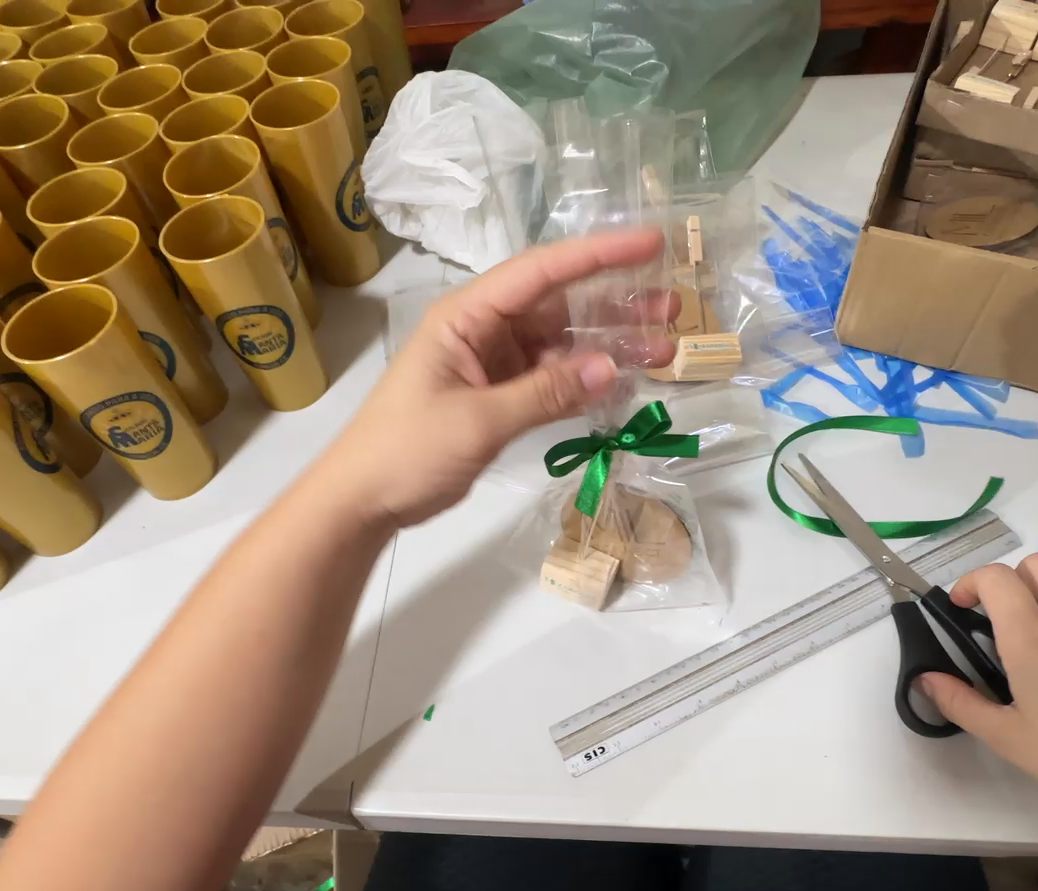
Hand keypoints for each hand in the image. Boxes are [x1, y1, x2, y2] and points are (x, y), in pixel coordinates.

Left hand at [317, 229, 672, 528]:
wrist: (364, 499)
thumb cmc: (407, 450)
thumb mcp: (476, 421)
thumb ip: (544, 393)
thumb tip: (610, 369)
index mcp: (467, 317)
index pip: (540, 272)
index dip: (597, 254)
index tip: (650, 243)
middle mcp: (484, 332)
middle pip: (559, 306)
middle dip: (616, 305)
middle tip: (673, 309)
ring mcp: (493, 365)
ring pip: (561, 346)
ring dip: (607, 348)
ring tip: (663, 352)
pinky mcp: (499, 399)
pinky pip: (551, 381)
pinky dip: (584, 384)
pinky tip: (622, 385)